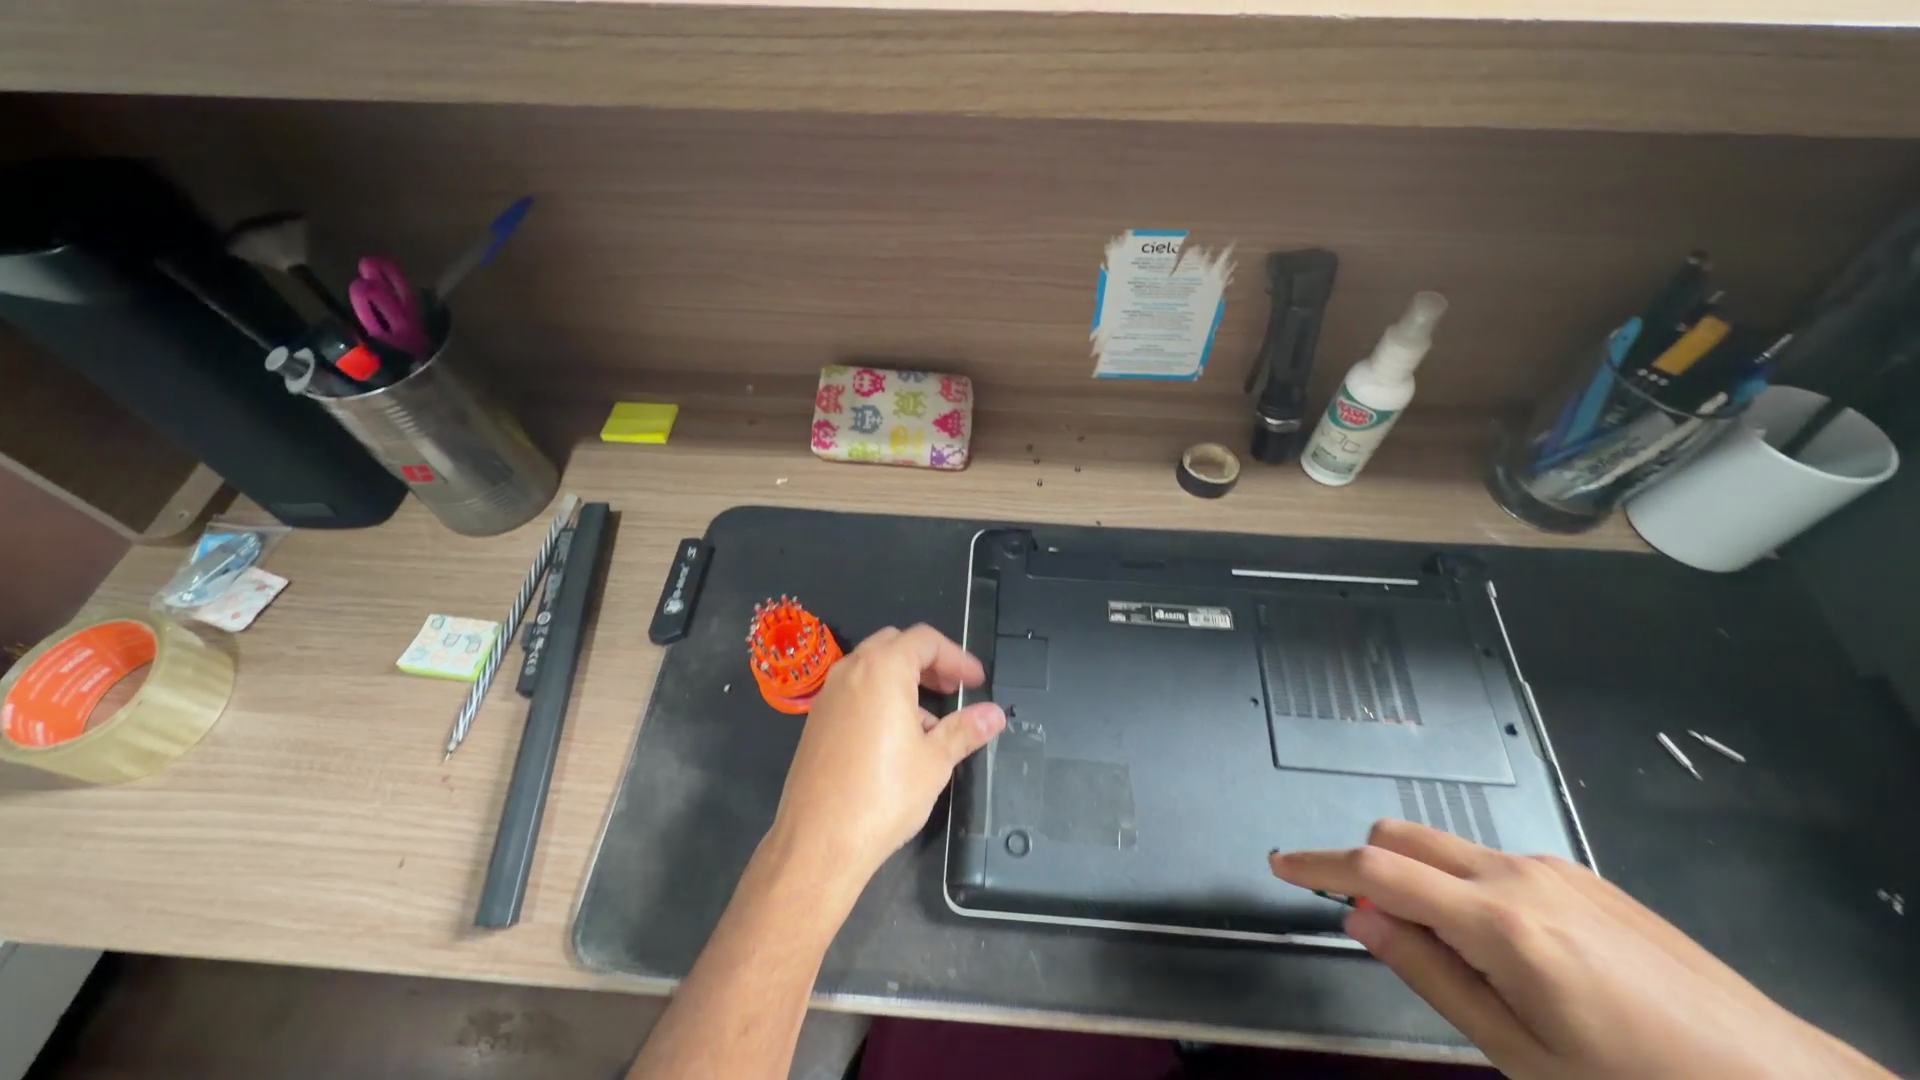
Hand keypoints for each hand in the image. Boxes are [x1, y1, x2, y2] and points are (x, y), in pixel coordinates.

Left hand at [766, 625, 1005, 892]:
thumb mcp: (935, 760)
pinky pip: (854, 693)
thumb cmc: (884, 794)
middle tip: (954, 689)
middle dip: (928, 662)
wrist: (819, 841)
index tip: (976, 682)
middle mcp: (849, 672)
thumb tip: (994, 714)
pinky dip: (880, 699)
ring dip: (904, 682)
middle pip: (894, 645)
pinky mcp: (816, 722)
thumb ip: (965, 729)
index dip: (956, 657)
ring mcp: (827, 697)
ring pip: (871, 669)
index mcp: (881, 670)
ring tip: (932, 721)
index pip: (924, 640)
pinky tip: (898, 739)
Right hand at [1270, 820, 1892, 1079]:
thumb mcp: (1518, 1050)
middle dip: (1363, 862)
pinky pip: (1493, 860)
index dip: (1317, 863)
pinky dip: (1462, 882)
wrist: (1777, 1079)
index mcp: (1499, 922)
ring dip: (1417, 875)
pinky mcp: (1582, 874)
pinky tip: (1504, 944)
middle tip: (1367, 921)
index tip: (1279, 864)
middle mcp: (1520, 874)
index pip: (1377, 870)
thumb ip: (1430, 974)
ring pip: (1446, 845)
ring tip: (1448, 950)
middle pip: (1403, 834)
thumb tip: (1363, 920)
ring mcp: (1555, 868)